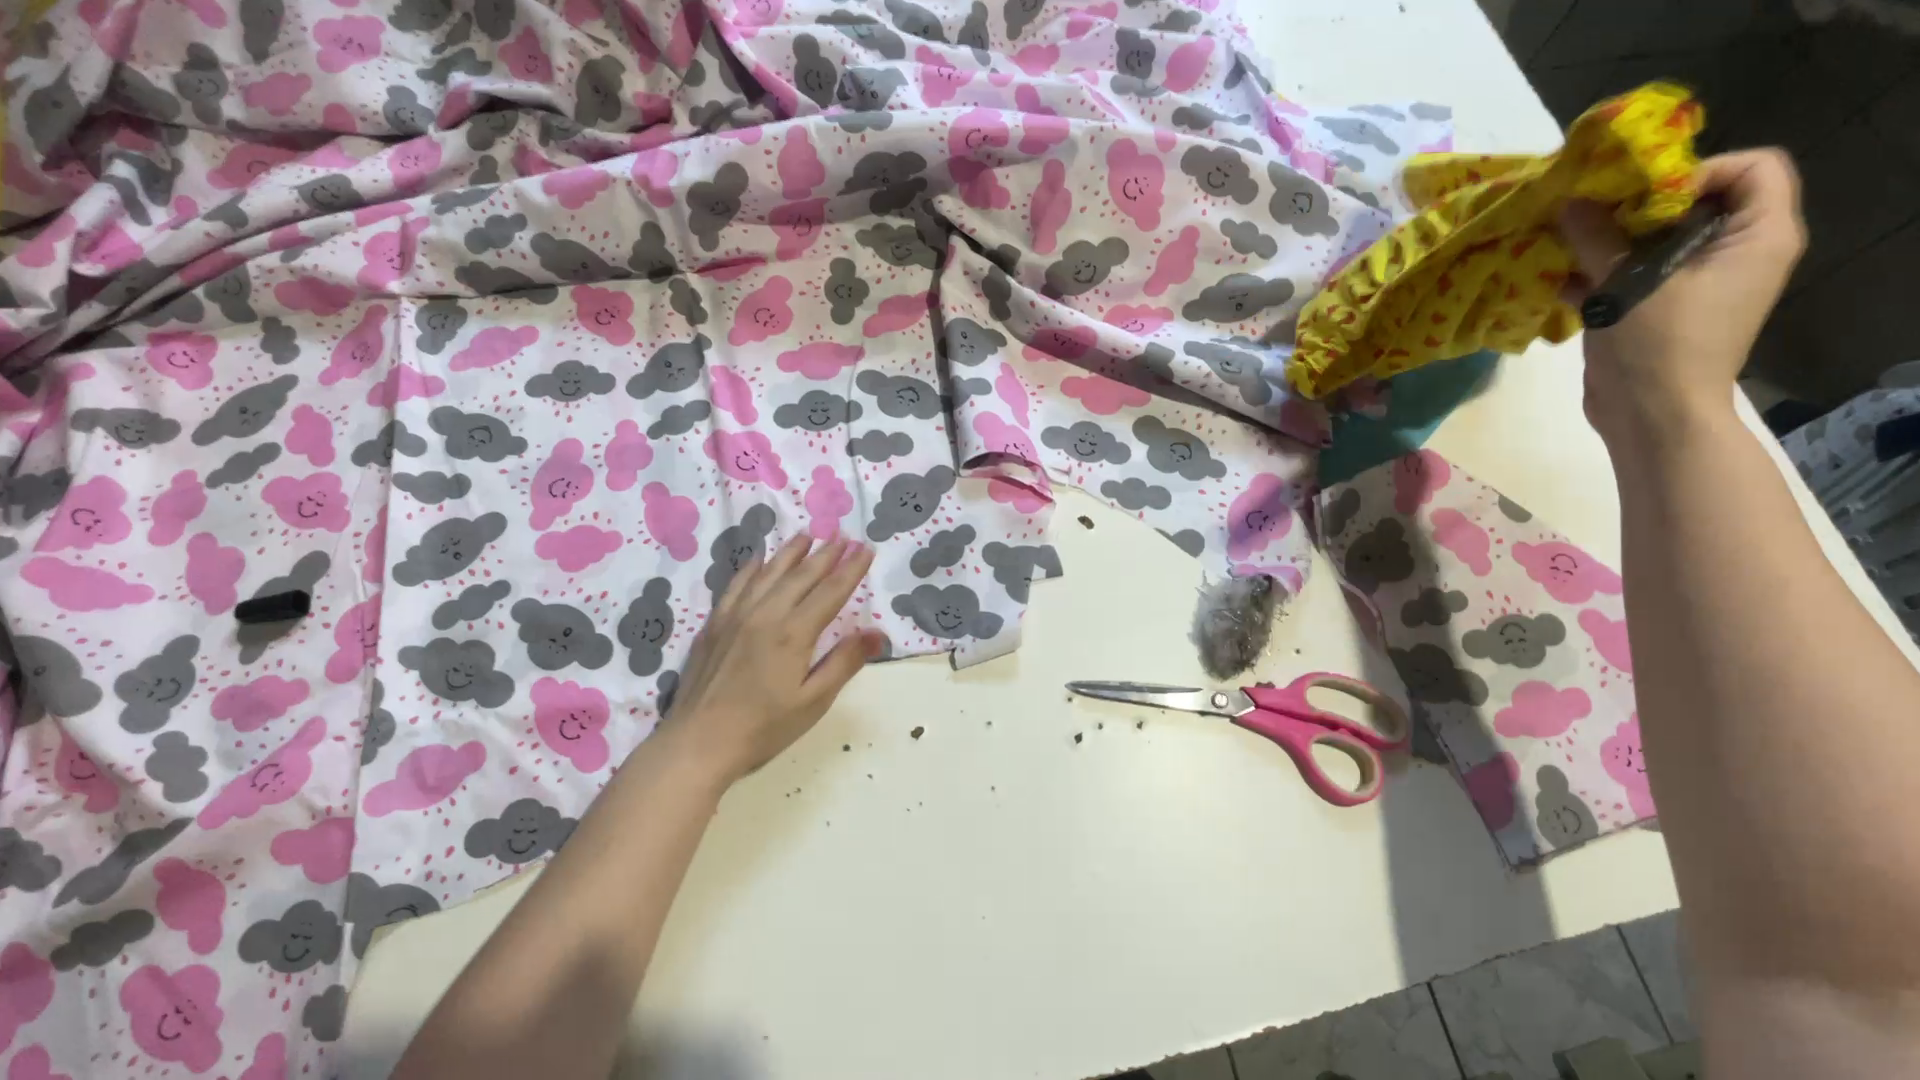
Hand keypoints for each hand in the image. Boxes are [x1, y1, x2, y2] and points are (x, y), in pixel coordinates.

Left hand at [657, 534, 884, 784]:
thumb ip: (844, 662)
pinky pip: (736, 585)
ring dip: (791, 552)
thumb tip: (877, 632)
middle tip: (844, 535)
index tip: (866, 549)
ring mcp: (736, 616)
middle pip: (802, 576)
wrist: (699, 742)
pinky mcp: (714, 625)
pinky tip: (759, 560)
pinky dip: (752, 569)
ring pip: (769, 573)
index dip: (851, 569)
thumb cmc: (763, 728)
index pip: (831, 592)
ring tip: (808, 535)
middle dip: (826, 554)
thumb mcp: (813, 701)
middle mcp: (766, 614)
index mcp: (794, 633)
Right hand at [1558, 149, 1806, 442]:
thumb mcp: (1627, 285)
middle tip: (1591, 211)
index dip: (1699, 170)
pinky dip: (1601, 271)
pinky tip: (1561, 278)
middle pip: (1697, 200)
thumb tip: (1569, 201)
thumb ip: (1599, 237)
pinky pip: (1637, 272)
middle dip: (1638, 204)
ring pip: (1658, 238)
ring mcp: (1698, 282)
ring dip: (1610, 239)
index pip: (1752, 168)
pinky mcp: (1663, 307)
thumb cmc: (1659, 346)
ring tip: (1567, 241)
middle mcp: (1737, 252)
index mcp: (1757, 237)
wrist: (1653, 418)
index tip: (1641, 195)